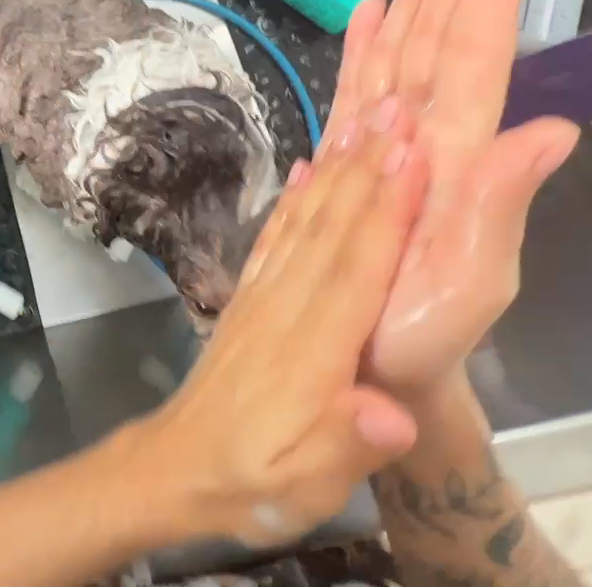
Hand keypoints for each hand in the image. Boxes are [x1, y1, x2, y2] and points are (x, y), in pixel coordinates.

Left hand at [119, 94, 428, 545]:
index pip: (354, 268)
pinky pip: (275, 237)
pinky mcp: (248, 298)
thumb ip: (346, 444)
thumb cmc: (251, 480)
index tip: (413, 154)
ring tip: (360, 121)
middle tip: (396, 107)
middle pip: (331, 227)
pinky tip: (306, 170)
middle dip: (366, 167)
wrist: (177, 467)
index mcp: (311, 350)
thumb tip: (391, 413)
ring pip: (303, 222)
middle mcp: (286, 307)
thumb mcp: (302, 484)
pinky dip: (294, 199)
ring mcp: (262, 296)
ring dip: (336, 170)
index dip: (386, 211)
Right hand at [322, 0, 580, 398]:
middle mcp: (426, 139)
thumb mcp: (469, 280)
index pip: (478, 57)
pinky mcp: (353, 160)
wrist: (374, 364)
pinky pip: (358, 93)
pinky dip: (365, 50)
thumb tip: (553, 129)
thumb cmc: (417, 333)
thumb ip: (501, 205)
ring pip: (406, 57)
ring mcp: (388, 147)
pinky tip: (370, 15)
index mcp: (456, 157)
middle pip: (445, 43)